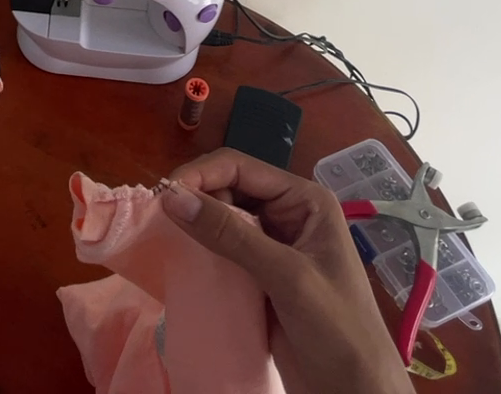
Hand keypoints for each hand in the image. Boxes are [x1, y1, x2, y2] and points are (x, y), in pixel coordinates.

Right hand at [159, 149, 411, 393]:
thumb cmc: (338, 332)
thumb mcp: (286, 277)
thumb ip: (230, 235)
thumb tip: (171, 197)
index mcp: (304, 200)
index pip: (240, 167)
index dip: (200, 174)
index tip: (163, 195)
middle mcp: (288, 213)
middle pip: (228, 187)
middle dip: (195, 197)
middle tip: (161, 217)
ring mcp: (274, 244)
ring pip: (222, 216)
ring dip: (196, 223)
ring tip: (167, 234)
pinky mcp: (260, 273)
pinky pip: (222, 247)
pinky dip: (202, 249)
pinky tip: (184, 256)